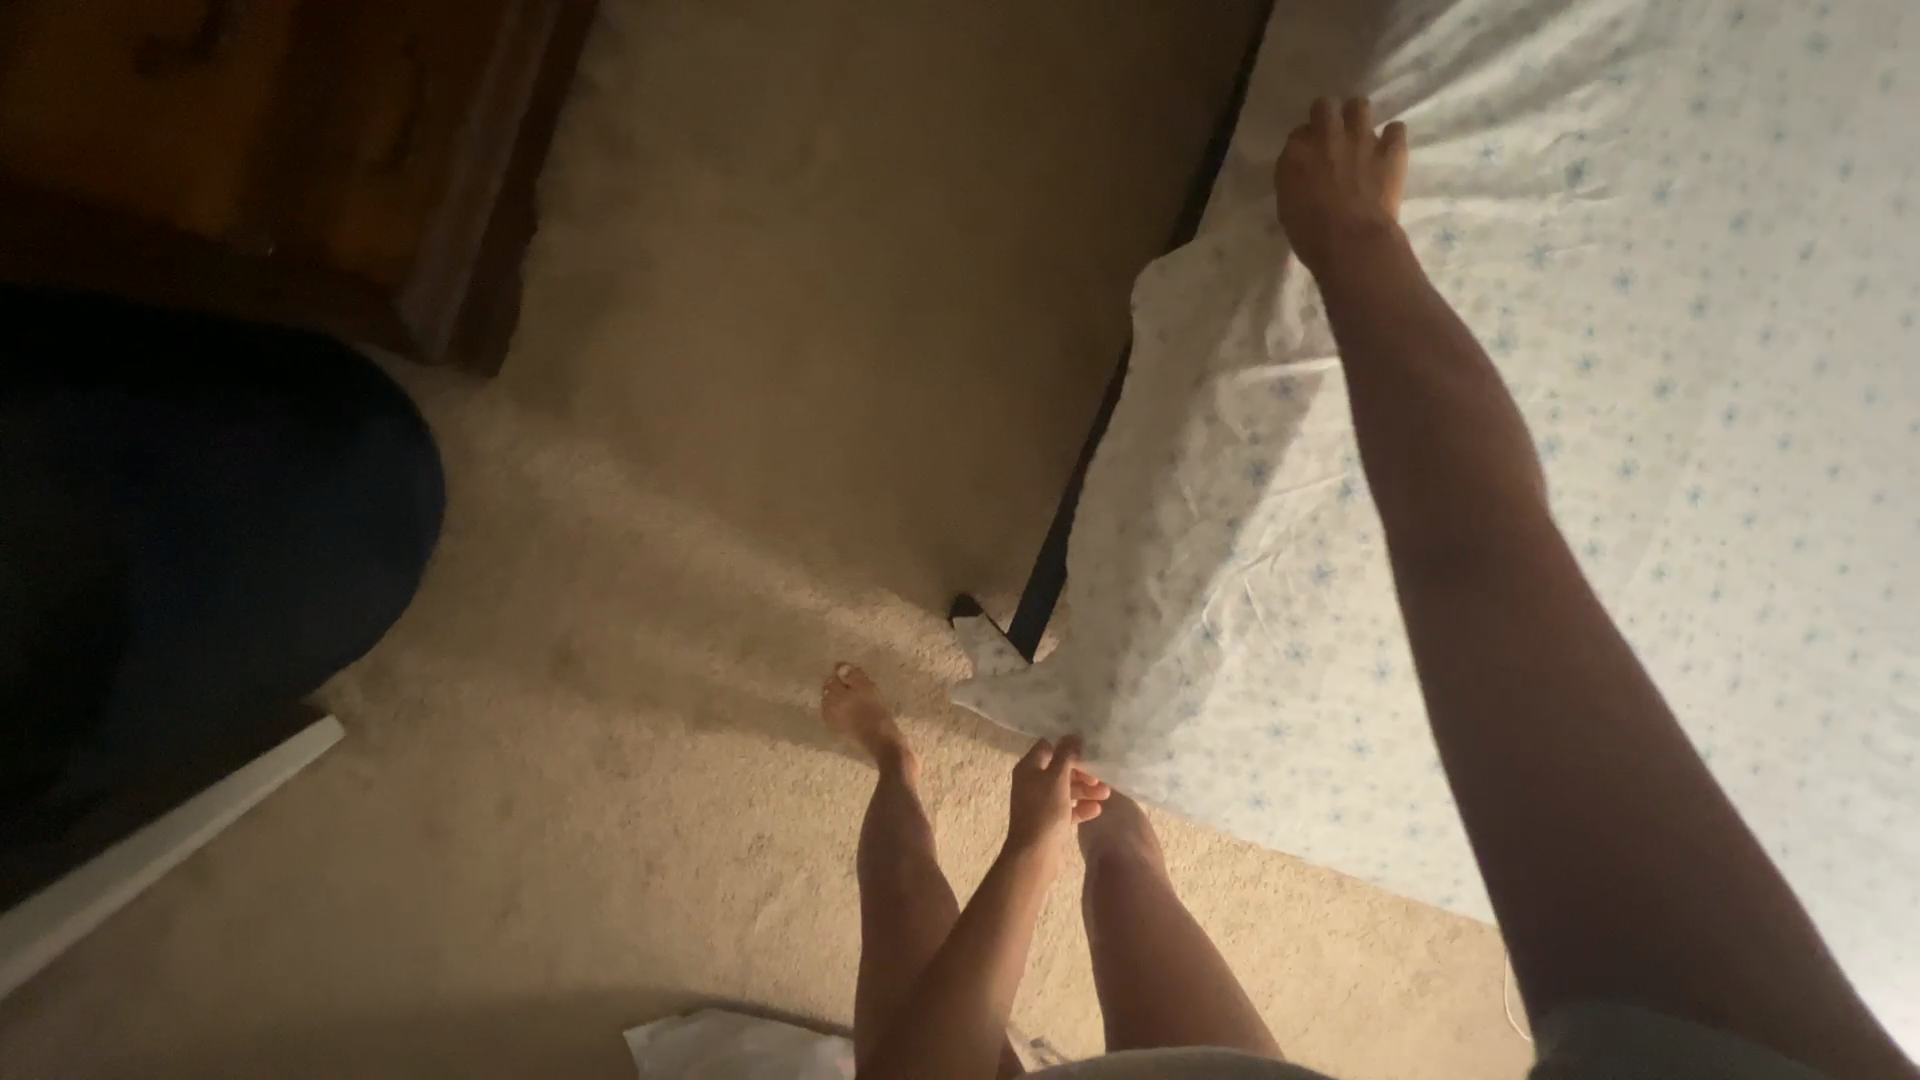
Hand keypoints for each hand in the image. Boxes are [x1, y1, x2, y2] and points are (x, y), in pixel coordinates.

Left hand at [1004, 735, 1109, 865]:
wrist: (1034, 853)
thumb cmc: (1045, 811)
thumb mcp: (1057, 779)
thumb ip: (1066, 755)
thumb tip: (1072, 734)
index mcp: (1029, 767)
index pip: (1048, 747)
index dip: (1067, 747)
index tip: (1088, 750)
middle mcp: (1032, 782)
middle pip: (1059, 769)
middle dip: (1081, 772)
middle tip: (1100, 777)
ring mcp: (1040, 802)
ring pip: (1065, 789)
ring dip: (1085, 790)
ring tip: (1106, 794)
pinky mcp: (1048, 820)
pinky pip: (1066, 808)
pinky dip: (1080, 807)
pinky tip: (1097, 810)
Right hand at [1273, 96, 1408, 274]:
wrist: (1351, 241)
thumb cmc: (1309, 234)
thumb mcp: (1286, 208)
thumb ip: (1293, 181)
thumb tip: (1303, 173)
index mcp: (1295, 155)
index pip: (1297, 135)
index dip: (1303, 144)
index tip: (1306, 157)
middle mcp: (1326, 137)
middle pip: (1325, 106)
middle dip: (1326, 115)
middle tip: (1330, 134)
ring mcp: (1361, 139)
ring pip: (1359, 105)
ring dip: (1356, 117)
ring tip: (1358, 135)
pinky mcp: (1391, 149)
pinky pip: (1395, 128)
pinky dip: (1391, 138)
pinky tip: (1387, 151)